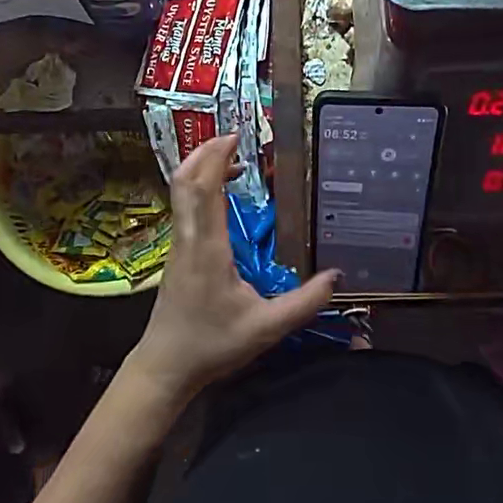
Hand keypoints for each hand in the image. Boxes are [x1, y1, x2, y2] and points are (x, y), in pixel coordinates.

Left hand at [123, 135, 337, 400]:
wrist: (165, 365)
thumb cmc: (211, 345)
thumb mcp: (266, 328)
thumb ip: (304, 303)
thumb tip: (337, 277)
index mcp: (207, 248)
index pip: (204, 189)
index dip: (216, 157)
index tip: (234, 137)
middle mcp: (188, 239)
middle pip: (183, 181)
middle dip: (204, 153)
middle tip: (232, 139)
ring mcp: (178, 246)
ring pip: (180, 194)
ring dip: (200, 170)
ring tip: (232, 164)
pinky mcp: (176, 256)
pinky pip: (183, 210)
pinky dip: (199, 190)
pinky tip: (221, 200)